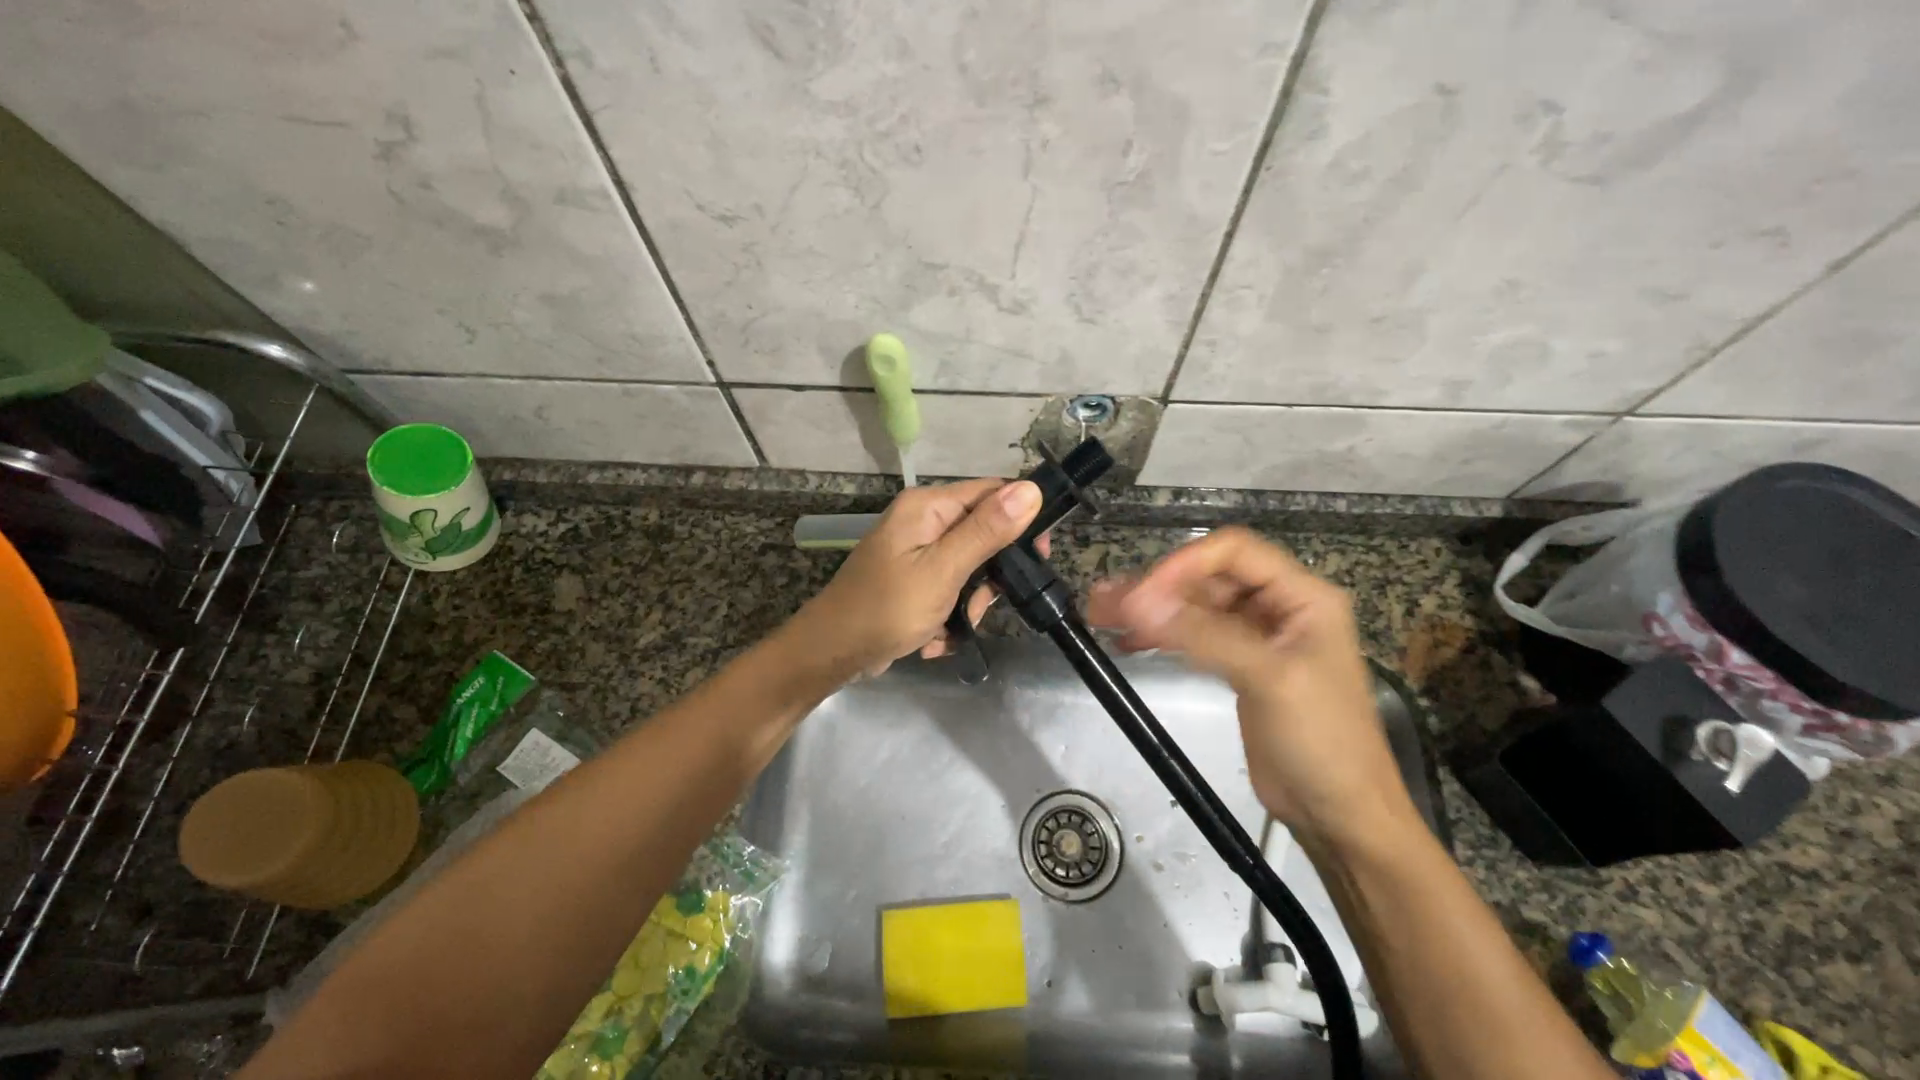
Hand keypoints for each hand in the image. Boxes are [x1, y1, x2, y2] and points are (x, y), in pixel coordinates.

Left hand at [791, 478, 1044, 677]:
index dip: (1021, 520)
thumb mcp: (943, 571)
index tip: (1038, 557)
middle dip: (989, 576)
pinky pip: (950, 591)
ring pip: (971, 569)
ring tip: (951, 626)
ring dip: (968, 603)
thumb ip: (987, 531)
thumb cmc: (886, 609)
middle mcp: (922, 522)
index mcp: (927, 507)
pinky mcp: (913, 581)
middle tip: (980, 604)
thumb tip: (1031, 490)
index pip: (992, 493)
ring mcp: (916, 553)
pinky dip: (949, 616)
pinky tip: (933, 638)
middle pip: (984, 534)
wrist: (832, 654)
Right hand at [1086, 527, 1416, 845]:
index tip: (1143, 593)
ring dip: (1153, 610)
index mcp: (1303, 597)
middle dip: (1158, 587)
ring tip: (1102, 615)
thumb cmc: (1322, 740)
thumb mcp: (1268, 679)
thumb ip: (1204, 636)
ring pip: (1197, 608)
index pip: (1235, 553)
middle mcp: (1281, 609)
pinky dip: (1163, 637)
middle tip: (1106, 601)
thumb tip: (1139, 602)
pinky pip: (1195, 639)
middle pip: (1210, 578)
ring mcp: (1258, 640)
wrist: (1340, 812)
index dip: (1186, 564)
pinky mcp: (1239, 669)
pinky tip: (1129, 642)